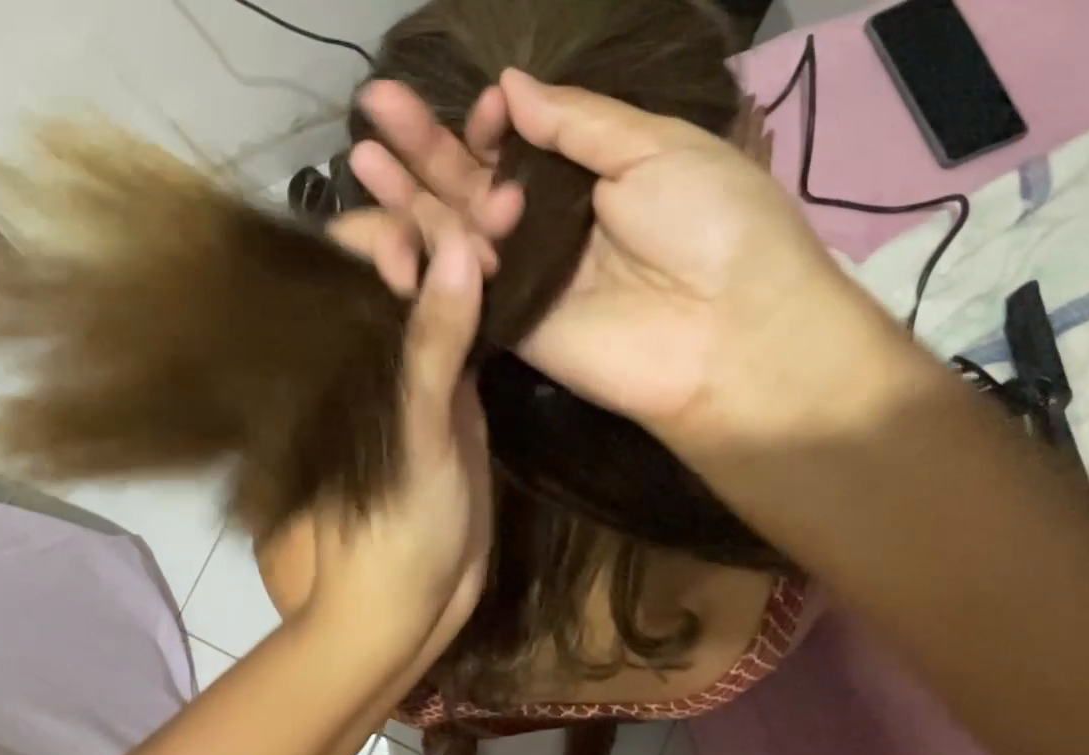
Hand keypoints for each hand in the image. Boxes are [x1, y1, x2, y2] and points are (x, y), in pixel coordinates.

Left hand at [306, 234, 492, 663]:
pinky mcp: (457, 401)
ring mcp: (419, 376)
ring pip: (443, 300)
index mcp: (342, 356)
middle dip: (445, 230)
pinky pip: (472, 338)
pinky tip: (529, 268)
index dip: (395, 231)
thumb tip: (454, 246)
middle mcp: (376, 355)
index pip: (355, 267)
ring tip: (524, 215)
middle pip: (404, 272)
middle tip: (506, 205)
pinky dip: (495, 305)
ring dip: (475, 260)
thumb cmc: (397, 528)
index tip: (447, 221)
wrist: (414, 603)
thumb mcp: (418, 435)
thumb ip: (432, 346)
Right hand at [346, 71, 896, 460]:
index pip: (517, 142)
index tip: (486, 110)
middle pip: (472, 180)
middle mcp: (546, 223)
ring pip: (453, 228)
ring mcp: (521, 275)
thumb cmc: (709, 227)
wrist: (726, 335)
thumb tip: (511, 84)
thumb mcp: (656, 147)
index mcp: (588, 173)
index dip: (490, 122)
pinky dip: (424, 253)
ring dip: (407, 192)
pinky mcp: (504, 322)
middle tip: (373, 103)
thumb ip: (578, 120)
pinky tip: (381, 219)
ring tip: (362, 156)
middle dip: (424, 144)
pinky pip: (457, 282)